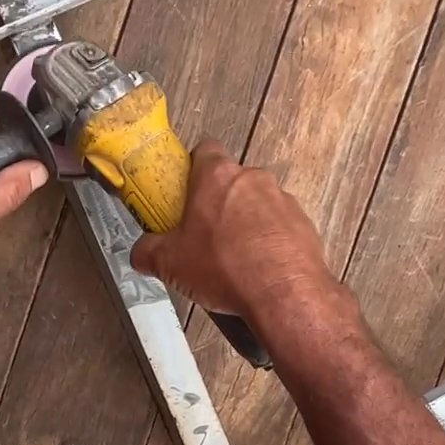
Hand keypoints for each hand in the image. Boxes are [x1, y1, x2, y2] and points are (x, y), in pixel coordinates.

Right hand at [131, 143, 335, 325]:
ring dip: (244, 225)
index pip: (204, 150)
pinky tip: (255, 271)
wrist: (283, 293)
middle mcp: (253, 180)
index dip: (192, 168)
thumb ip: (147, 252)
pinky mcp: (303, 225)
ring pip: (256, 205)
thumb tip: (141, 253)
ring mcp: (282, 201)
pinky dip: (267, 244)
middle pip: (230, 181)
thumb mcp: (169, 263)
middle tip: (201, 234)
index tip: (183, 190)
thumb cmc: (227, 268)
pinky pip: (279, 228)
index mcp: (217, 177)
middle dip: (216, 204)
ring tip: (230, 260)